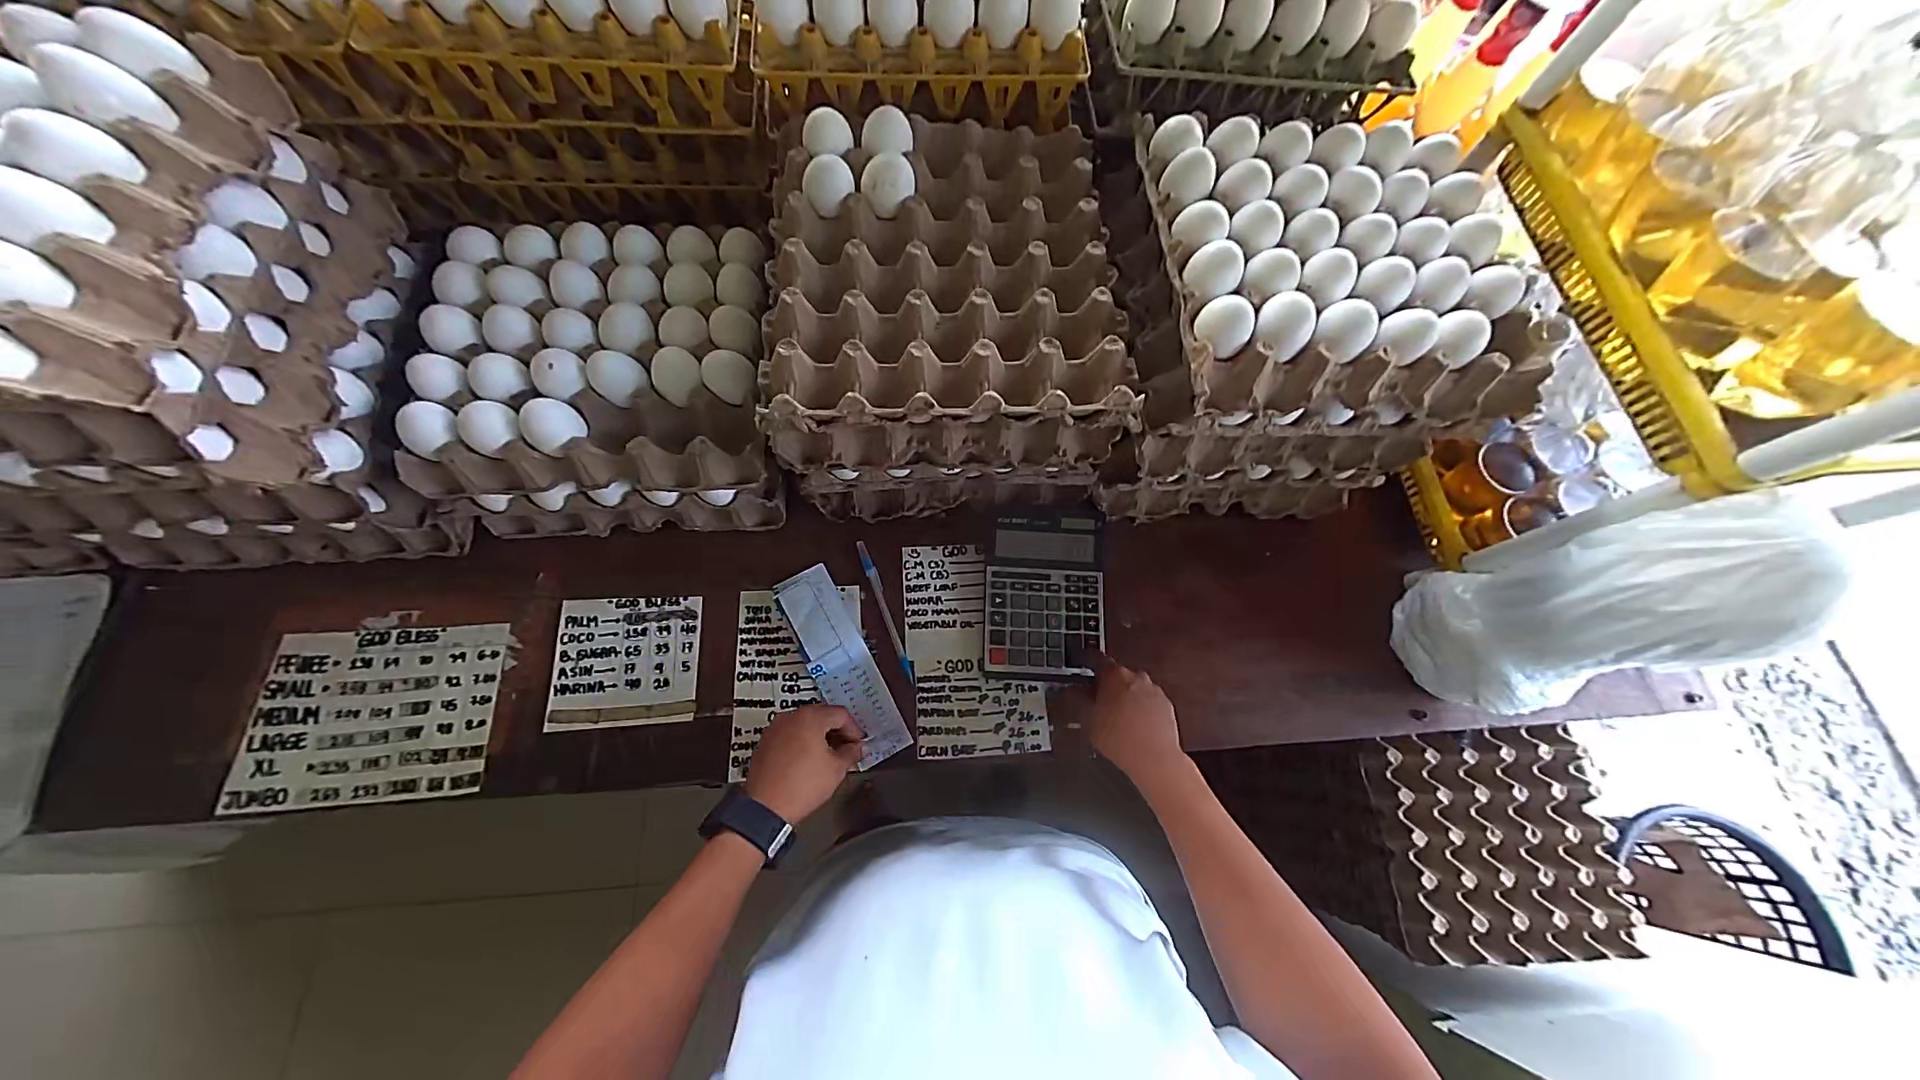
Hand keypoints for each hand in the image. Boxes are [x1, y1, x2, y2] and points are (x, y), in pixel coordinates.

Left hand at [743, 705, 864, 822]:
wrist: (766, 808)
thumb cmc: (798, 787)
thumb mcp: (836, 769)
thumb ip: (851, 753)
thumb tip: (856, 748)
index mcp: (810, 718)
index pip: (840, 714)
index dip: (854, 729)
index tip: (857, 742)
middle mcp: (790, 718)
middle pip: (821, 715)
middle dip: (837, 731)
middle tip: (847, 747)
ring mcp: (775, 729)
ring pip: (804, 724)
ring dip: (818, 736)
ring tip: (827, 756)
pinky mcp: (765, 743)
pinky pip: (789, 735)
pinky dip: (801, 742)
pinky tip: (807, 761)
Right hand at [1088, 656, 1184, 782]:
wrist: (1154, 758)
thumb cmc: (1121, 739)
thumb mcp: (1087, 718)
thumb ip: (1077, 698)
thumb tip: (1071, 690)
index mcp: (1114, 674)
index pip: (1096, 658)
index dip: (1086, 660)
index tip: (1082, 663)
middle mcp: (1136, 677)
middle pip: (1115, 674)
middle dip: (1105, 686)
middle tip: (1096, 704)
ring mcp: (1153, 690)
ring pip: (1132, 688)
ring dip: (1124, 698)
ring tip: (1115, 721)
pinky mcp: (1165, 705)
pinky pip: (1147, 701)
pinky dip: (1139, 709)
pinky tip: (1132, 726)